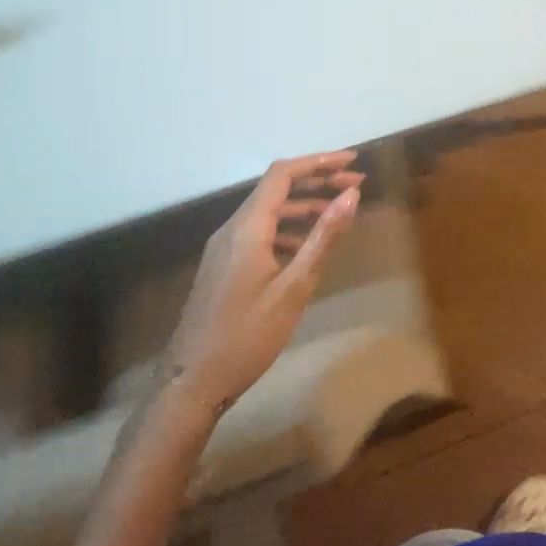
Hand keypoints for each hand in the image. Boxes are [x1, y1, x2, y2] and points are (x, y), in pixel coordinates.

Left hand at [164, 152, 361, 411]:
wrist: (190, 384)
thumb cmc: (247, 336)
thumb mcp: (295, 288)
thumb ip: (323, 238)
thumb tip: (352, 194)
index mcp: (246, 229)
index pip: (282, 175)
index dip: (320, 162)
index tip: (353, 162)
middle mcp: (231, 230)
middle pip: (276, 189)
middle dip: (317, 181)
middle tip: (355, 185)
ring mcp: (223, 249)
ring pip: (268, 211)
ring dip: (304, 205)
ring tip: (339, 212)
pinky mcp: (223, 267)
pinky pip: (259, 232)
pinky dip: (289, 227)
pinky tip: (308, 245)